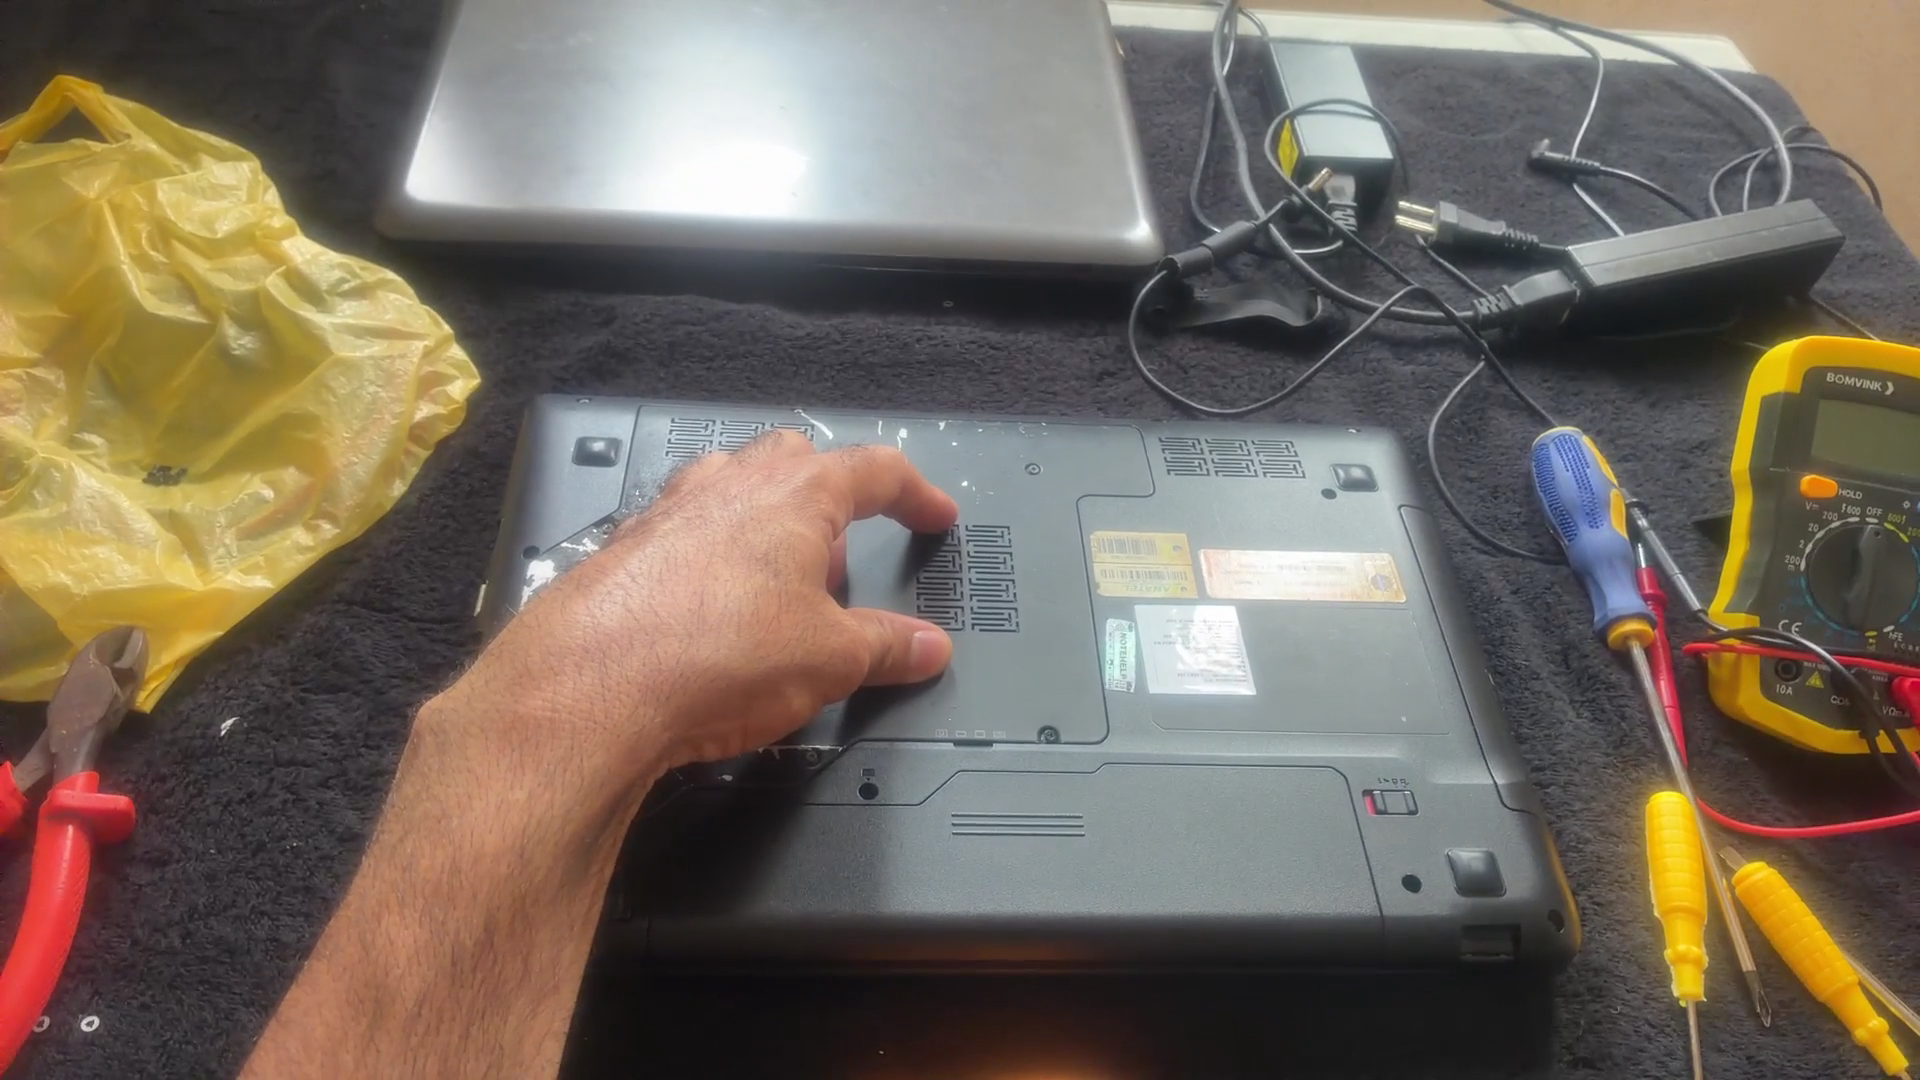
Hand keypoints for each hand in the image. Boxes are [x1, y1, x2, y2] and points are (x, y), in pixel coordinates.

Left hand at [444, 430, 960, 792]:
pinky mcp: (625, 549)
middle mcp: (731, 485)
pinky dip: (716, 555)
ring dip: (769, 522)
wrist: (586, 690)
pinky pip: (687, 531)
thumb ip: (888, 646)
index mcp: (795, 494)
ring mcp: (671, 510)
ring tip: (778, 582)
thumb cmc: (724, 654)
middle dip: (831, 499)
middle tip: (840, 559)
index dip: (916, 494)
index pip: (876, 471)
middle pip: (796, 462)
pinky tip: (712, 607)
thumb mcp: (830, 658)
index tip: (937, 516)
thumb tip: (932, 649)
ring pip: (734, 489)